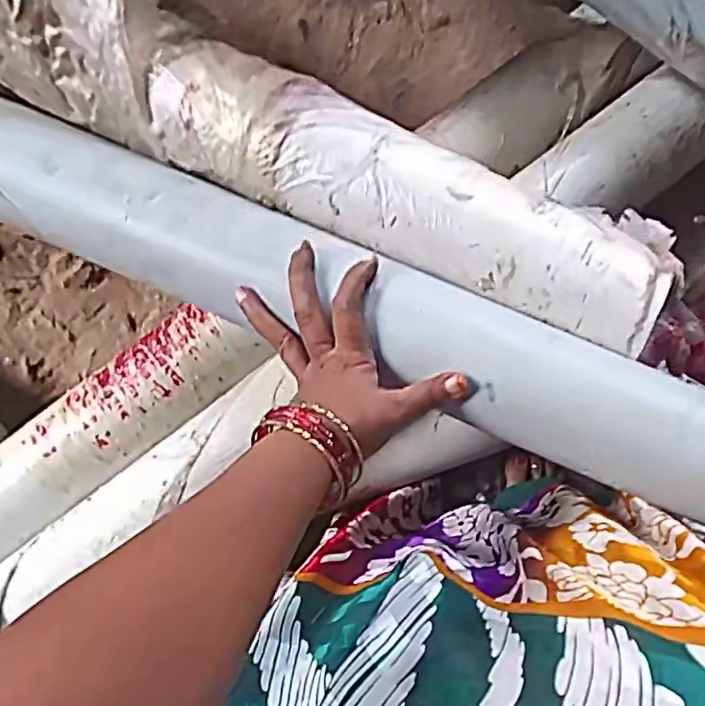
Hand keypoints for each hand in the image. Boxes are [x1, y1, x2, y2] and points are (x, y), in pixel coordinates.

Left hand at [236, 243, 470, 455]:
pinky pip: (283, 362)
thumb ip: (430, 394)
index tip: (366, 263)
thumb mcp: (398, 411)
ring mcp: (309, 374)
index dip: (357, 282)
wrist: (316, 455)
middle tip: (301, 251)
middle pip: (309, 310)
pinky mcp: (302, 391)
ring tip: (243, 289)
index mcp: (349, 358)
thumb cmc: (353, 432)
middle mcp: (325, 359)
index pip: (350, 309)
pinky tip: (265, 340)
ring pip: (283, 335)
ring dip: (263, 311)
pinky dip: (272, 349)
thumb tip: (461, 380)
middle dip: (305, 277)